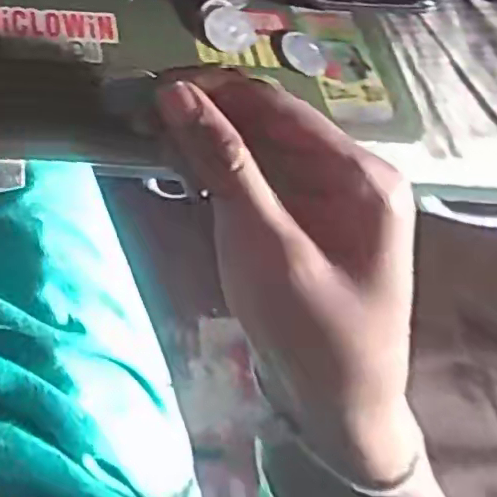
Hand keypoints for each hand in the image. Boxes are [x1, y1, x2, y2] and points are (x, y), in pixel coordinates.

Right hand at [157, 68, 422, 486]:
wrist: (336, 409)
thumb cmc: (312, 329)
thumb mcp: (263, 242)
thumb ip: (221, 161)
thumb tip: (173, 91)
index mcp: (357, 172)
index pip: (271, 101)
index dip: (208, 87)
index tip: (149, 89)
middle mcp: (344, 167)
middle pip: (259, 114)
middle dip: (198, 108)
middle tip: (139, 112)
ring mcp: (320, 187)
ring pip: (248, 135)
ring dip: (197, 131)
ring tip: (148, 132)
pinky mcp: (296, 205)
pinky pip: (247, 163)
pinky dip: (207, 158)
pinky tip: (176, 160)